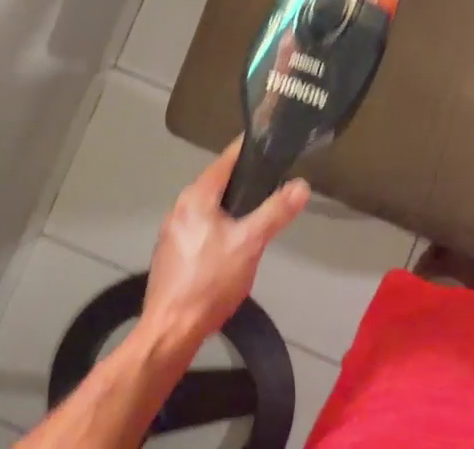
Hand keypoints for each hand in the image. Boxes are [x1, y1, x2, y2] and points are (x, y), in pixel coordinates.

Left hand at [144, 139, 309, 344]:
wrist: (170, 331)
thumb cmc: (210, 281)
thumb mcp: (250, 243)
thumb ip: (276, 211)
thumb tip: (302, 185)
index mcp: (196, 197)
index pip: (226, 160)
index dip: (249, 150)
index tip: (271, 141)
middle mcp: (179, 208)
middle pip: (217, 184)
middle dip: (244, 182)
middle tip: (274, 183)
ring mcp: (171, 233)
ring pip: (209, 208)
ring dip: (232, 207)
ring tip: (259, 214)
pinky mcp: (171, 255)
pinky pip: (200, 228)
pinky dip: (219, 226)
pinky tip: (234, 244)